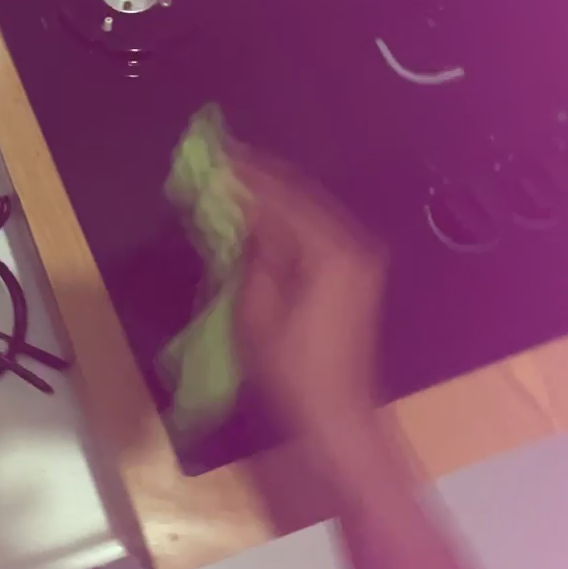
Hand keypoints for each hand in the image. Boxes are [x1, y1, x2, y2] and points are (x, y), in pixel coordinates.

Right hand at [235, 151, 388, 456]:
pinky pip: (312, 225)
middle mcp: (349, 243)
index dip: (243, 174)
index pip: (279, 197)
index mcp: (328, 250)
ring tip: (233, 176)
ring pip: (306, 206)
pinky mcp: (351, 269)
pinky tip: (258, 210)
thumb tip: (235, 213)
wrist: (335, 414)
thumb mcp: (255, 309)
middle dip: (258, 174)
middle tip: (220, 156)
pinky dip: (283, 213)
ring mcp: (356, 255)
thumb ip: (248, 252)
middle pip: (298, 193)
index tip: (212, 154)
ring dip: (270, 191)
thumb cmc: (289, 368)